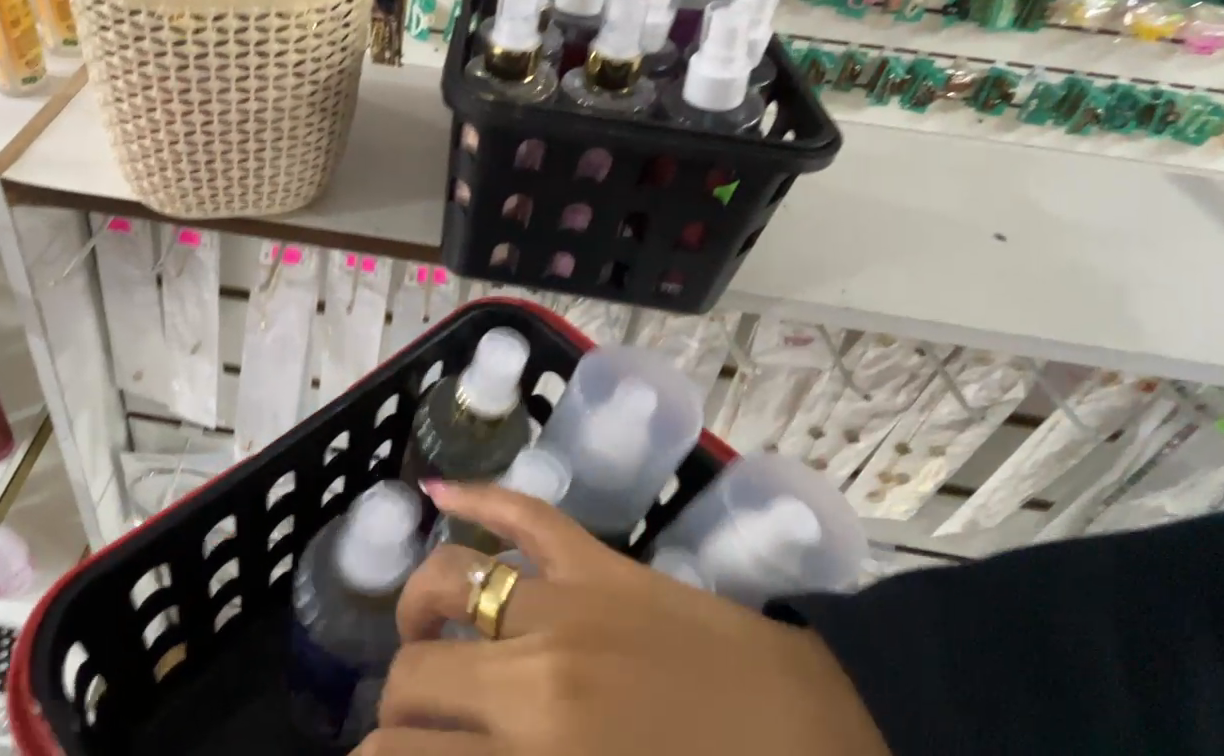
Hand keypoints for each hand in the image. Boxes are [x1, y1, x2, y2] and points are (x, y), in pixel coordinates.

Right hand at [356, 481, 890, 755]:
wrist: (828, 743)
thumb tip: (451, 755)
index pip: (406, 754)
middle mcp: (535, 674)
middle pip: (414, 678)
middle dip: (395, 715)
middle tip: (414, 735)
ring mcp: (567, 604)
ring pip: (448, 585)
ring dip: (419, 618)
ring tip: (424, 644)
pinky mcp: (600, 564)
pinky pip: (524, 516)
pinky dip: (478, 499)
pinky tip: (436, 493)